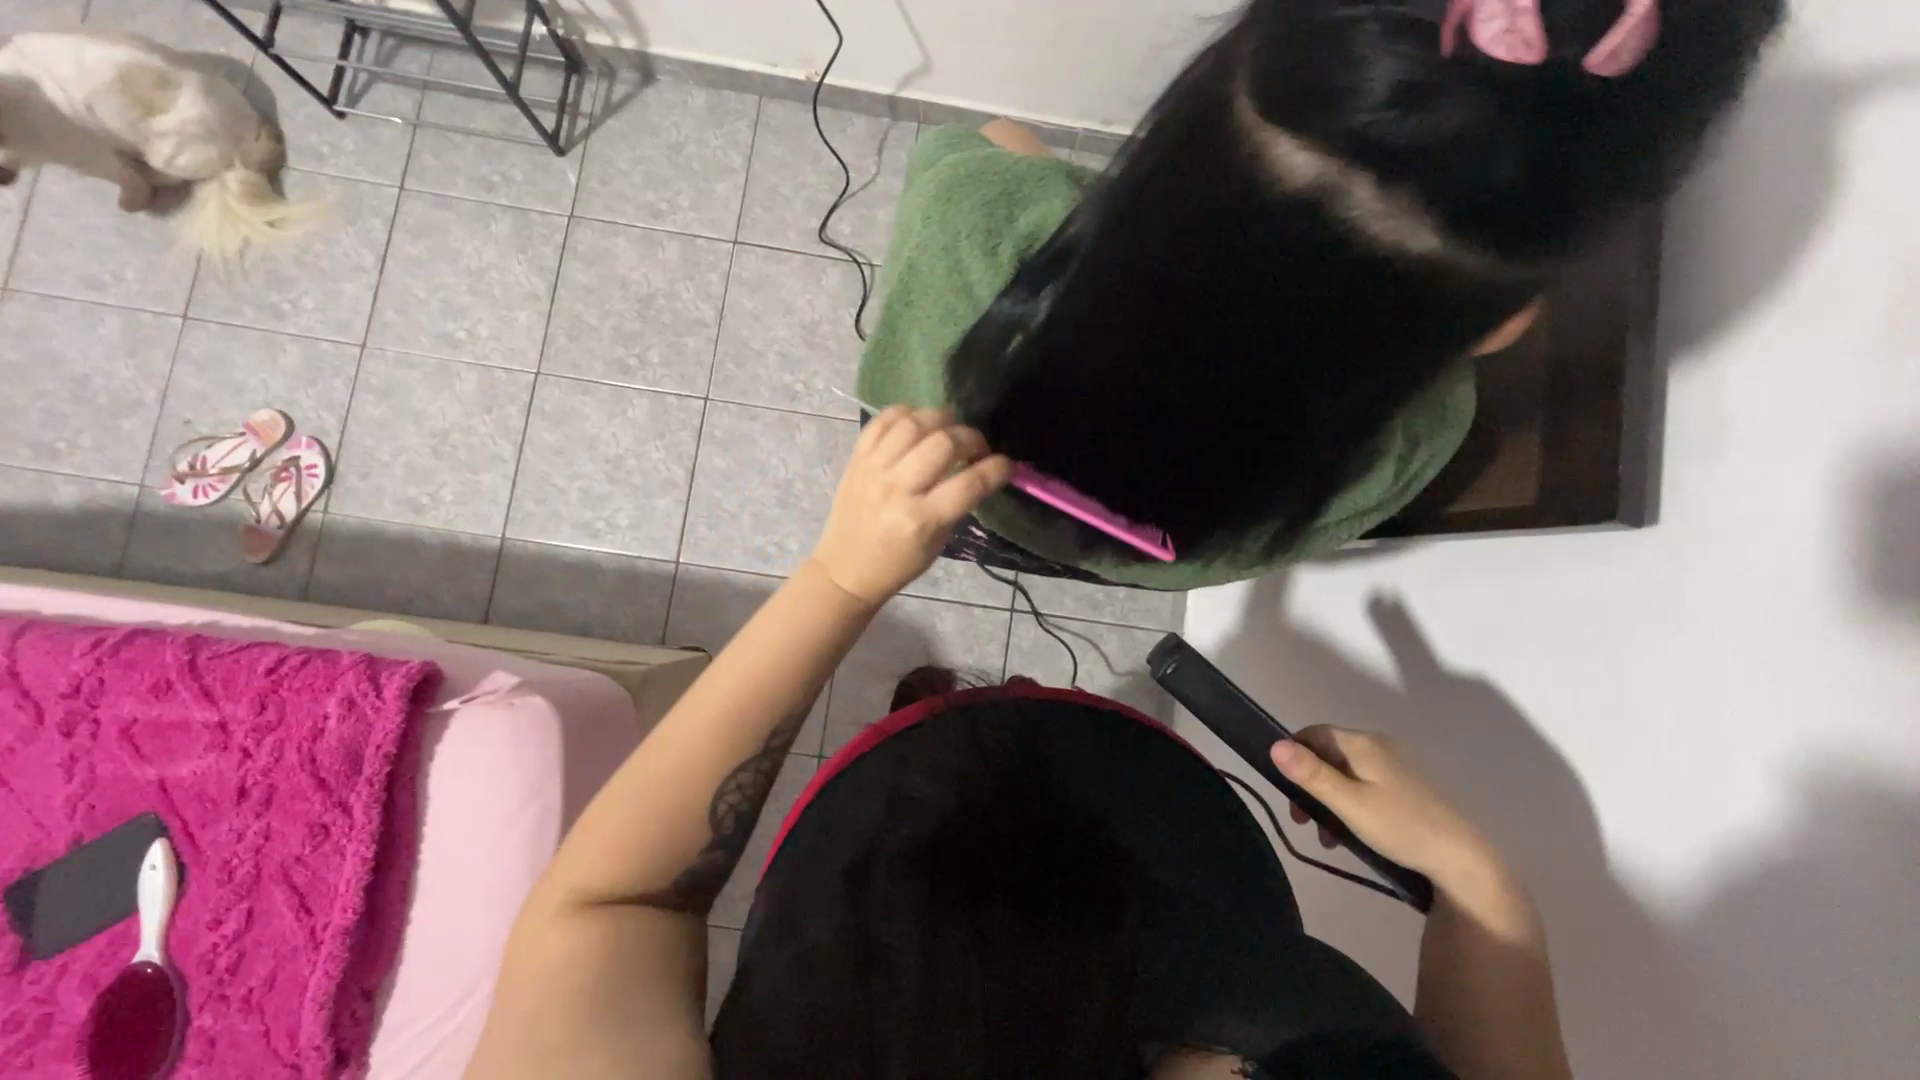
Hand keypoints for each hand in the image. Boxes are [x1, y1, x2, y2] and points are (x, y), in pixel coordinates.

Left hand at [810, 406, 1011, 606]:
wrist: (846, 568)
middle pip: (943, 443)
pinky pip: (883, 421)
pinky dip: (906, 413)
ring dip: (940, 419)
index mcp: (922, 519)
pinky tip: (919, 423)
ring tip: (949, 429)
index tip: (1006, 465)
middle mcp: (897, 489)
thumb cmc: (899, 563)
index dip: (997, 468)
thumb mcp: (938, 542)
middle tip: (976, 447)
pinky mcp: (857, 458)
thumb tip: (979, 468)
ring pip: (913, 423)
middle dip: (970, 438)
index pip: (970, 483)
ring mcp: (874, 469)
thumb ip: (958, 503)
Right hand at [1270, 726, 1507, 893]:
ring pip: (1346, 774)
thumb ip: (1311, 774)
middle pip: (1328, 755)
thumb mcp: (1349, 804)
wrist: (1464, 859)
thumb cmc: (1401, 827)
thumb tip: (1275, 745)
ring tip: (1327, 837)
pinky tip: (1352, 834)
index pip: (1313, 734)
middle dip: (1309, 785)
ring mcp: (1396, 765)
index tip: (1285, 791)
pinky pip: (1365, 786)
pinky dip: (1350, 805)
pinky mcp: (1408, 787)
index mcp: (1362, 744)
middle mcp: (1379, 746)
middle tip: (1302, 821)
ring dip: (1328, 800)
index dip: (1292, 756)